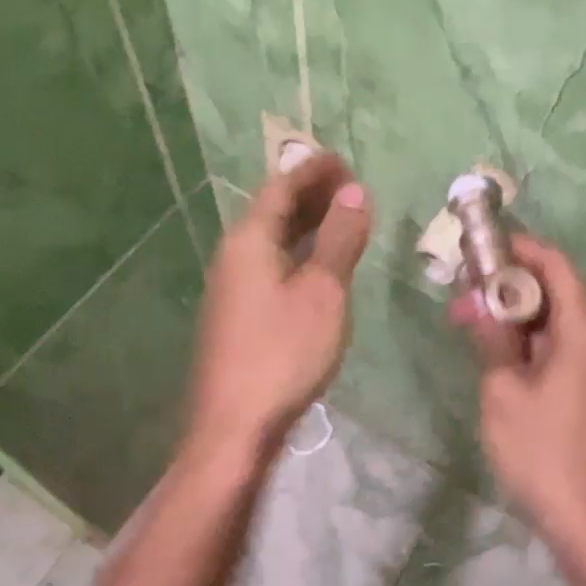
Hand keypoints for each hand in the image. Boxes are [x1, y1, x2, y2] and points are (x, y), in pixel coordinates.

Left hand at [188, 154, 371, 459]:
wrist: (233, 426)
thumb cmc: (283, 353)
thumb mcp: (323, 292)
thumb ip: (339, 239)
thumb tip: (354, 192)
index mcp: (249, 239)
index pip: (282, 186)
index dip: (314, 170)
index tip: (345, 160)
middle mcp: (233, 254)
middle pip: (273, 209)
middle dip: (312, 194)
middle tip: (352, 188)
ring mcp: (231, 286)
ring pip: (272, 239)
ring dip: (307, 224)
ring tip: (344, 220)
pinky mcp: (237, 314)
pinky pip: (270, 265)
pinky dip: (298, 253)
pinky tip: (320, 267)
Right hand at [450, 235, 585, 534]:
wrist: (582, 514)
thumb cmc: (539, 447)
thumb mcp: (503, 387)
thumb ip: (492, 336)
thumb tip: (477, 301)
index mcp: (583, 329)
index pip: (554, 264)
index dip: (518, 248)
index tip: (477, 246)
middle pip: (554, 288)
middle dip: (506, 281)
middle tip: (461, 289)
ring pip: (552, 317)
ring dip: (512, 311)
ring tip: (466, 317)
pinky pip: (556, 343)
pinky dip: (525, 336)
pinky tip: (491, 347)